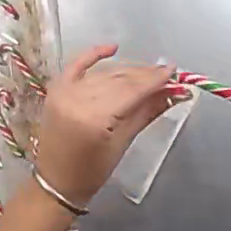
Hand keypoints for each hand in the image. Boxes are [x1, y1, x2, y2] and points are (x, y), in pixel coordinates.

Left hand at [33, 44, 175, 207]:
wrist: (55, 182)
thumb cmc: (91, 171)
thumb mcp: (122, 144)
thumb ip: (147, 112)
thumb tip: (175, 92)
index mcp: (95, 118)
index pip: (131, 91)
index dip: (154, 80)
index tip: (174, 72)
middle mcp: (77, 100)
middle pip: (118, 80)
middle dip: (145, 75)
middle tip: (167, 74)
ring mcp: (64, 93)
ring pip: (104, 75)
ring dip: (127, 71)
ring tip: (149, 72)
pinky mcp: (55, 91)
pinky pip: (77, 66)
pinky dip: (93, 55)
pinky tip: (112, 48)